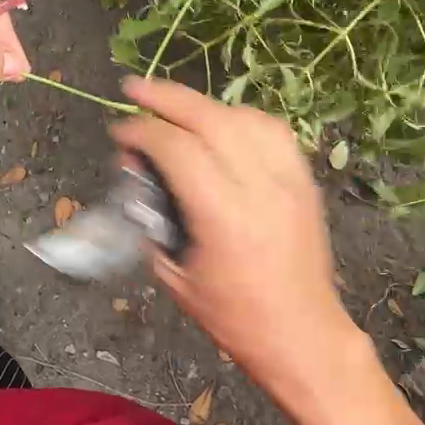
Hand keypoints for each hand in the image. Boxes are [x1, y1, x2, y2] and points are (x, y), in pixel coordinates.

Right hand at [111, 77, 364, 395]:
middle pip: (210, 118)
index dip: (141, 132)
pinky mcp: (305, 180)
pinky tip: (220, 124)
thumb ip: (152, 220)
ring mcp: (289, 179)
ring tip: (173, 108)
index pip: (176, 149)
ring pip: (242, 116)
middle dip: (166, 97)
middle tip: (134, 89)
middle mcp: (260, 187)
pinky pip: (272, 129)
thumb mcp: (174, 275)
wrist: (303, 335)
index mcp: (224, 216)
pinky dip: (239, 117)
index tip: (120, 134)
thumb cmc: (233, 317)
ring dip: (202, 105)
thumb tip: (137, 176)